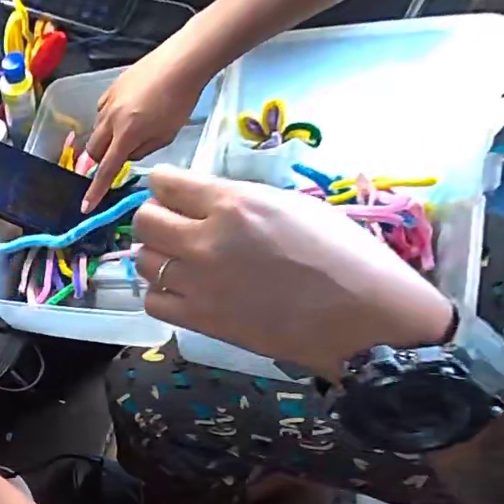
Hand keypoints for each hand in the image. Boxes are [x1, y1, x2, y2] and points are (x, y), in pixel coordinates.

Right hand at [81, 43, 213, 211]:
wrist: (184, 60)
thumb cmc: (180, 100)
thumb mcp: (165, 136)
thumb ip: (141, 151)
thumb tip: (126, 156)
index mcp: (126, 134)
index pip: (105, 170)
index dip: (95, 190)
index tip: (85, 206)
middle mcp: (111, 119)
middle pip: (93, 150)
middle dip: (99, 161)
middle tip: (113, 162)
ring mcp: (108, 101)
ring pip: (96, 130)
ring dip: (104, 140)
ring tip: (125, 134)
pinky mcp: (111, 87)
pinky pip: (101, 111)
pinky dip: (107, 120)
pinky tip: (123, 115)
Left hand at [134, 167, 453, 375]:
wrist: (360, 316)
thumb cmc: (343, 254)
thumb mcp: (291, 205)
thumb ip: (238, 201)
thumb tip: (204, 202)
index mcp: (233, 204)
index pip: (166, 183)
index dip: (163, 184)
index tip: (169, 190)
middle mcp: (205, 240)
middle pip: (144, 221)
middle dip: (154, 217)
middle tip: (172, 225)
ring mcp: (197, 283)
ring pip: (143, 260)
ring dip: (156, 255)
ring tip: (180, 259)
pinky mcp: (198, 319)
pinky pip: (153, 300)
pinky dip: (161, 292)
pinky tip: (182, 290)